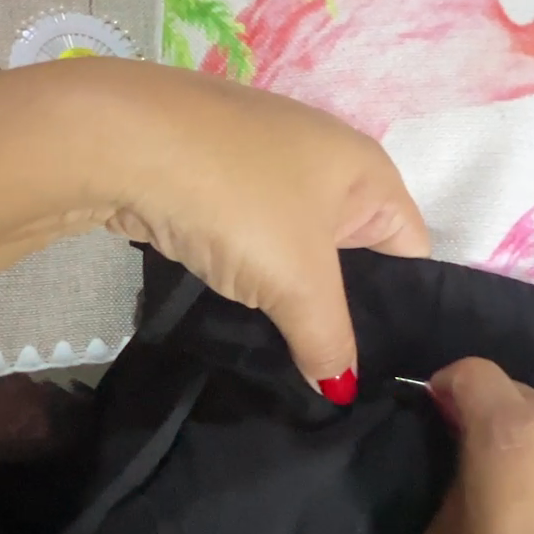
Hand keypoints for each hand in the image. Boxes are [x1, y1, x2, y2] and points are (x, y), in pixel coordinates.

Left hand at [80, 60, 430, 394]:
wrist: (124, 143)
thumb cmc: (238, 201)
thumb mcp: (297, 280)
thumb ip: (328, 339)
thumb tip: (342, 390)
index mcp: (367, 171)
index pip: (410, 253)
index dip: (402, 312)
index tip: (382, 371)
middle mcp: (324, 161)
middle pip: (352, 255)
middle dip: (340, 313)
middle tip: (331, 376)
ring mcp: (265, 168)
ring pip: (296, 252)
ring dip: (289, 299)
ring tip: (287, 360)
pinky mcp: (216, 182)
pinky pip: (251, 242)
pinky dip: (249, 278)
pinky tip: (240, 320)